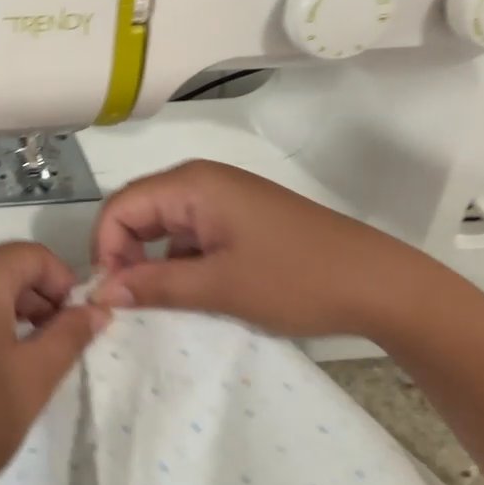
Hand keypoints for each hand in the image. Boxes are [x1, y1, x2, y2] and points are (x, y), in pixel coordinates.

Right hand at [90, 161, 435, 340]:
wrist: (380, 284)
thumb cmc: (297, 278)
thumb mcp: (220, 287)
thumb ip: (155, 285)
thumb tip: (102, 291)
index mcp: (191, 183)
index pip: (121, 206)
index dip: (105, 247)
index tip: (110, 296)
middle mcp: (200, 180)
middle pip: (138, 210)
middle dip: (124, 254)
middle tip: (127, 304)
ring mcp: (221, 198)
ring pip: (163, 225)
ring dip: (151, 261)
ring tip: (156, 304)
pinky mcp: (238, 218)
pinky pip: (189, 234)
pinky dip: (178, 262)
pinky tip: (189, 294)